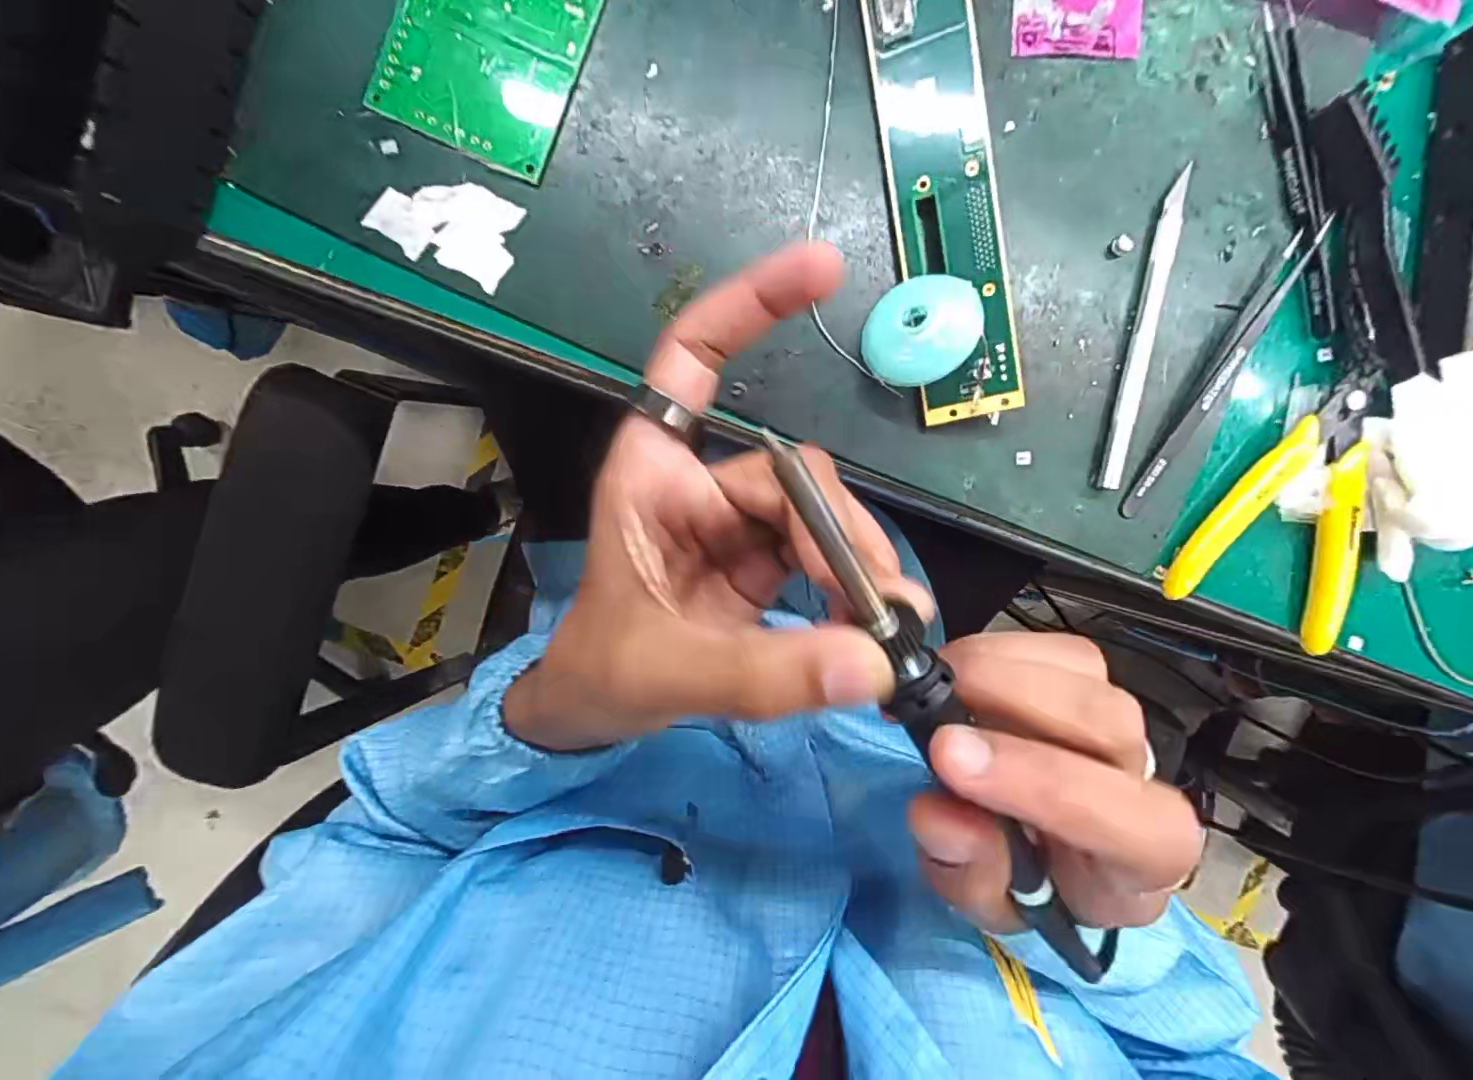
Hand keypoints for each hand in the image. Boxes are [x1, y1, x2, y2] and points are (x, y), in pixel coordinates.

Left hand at [504, 243, 932, 751]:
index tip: (820, 269)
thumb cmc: (602, 674)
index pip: (691, 364)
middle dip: (840, 534)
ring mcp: (732, 526)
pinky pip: (820, 556)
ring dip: (856, 566)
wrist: (592, 714)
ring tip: (880, 625)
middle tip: (879, 604)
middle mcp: (695, 486)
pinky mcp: (759, 564)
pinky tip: (865, 629)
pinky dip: (850, 589)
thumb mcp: (668, 672)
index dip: (747, 307)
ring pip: (818, 517)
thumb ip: (762, 673)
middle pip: (792, 474)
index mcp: (650, 476)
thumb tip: (871, 662)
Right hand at [906, 633, 1203, 931]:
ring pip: (1082, 672)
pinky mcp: (1086, 681)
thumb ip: (964, 868)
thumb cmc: (1018, 882)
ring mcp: (1118, 721)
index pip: (1132, 824)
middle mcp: (1142, 783)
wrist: (1033, 844)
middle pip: (1108, 723)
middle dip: (1011, 701)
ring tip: (932, 685)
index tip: (948, 757)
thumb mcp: (981, 900)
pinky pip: (1053, 648)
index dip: (1042, 783)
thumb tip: (938, 810)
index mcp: (1137, 862)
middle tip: (928, 703)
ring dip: (994, 668)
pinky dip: (994, 649)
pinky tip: (953, 672)